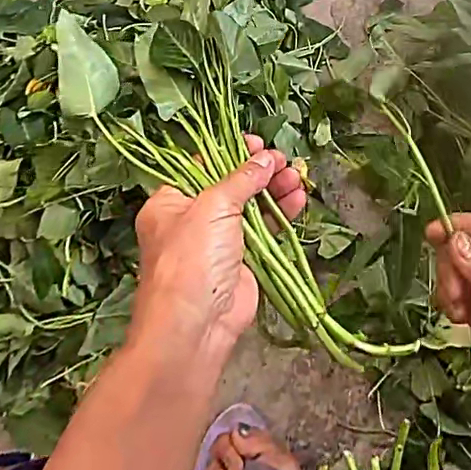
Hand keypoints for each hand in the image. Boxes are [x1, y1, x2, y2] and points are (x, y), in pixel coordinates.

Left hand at [130, 135, 306, 360]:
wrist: (194, 327)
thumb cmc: (191, 259)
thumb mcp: (213, 206)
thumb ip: (242, 179)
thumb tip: (265, 157)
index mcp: (172, 202)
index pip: (203, 165)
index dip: (232, 152)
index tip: (257, 142)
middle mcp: (194, 218)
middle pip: (232, 184)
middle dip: (260, 171)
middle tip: (283, 160)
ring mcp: (219, 240)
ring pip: (252, 205)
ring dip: (275, 190)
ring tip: (296, 178)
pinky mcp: (243, 260)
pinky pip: (266, 229)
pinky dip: (282, 214)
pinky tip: (298, 200)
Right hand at [426, 213, 470, 434]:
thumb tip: (455, 240)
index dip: (459, 226)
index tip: (433, 231)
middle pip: (464, 250)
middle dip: (451, 264)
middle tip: (454, 291)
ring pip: (456, 274)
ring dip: (448, 286)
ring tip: (457, 310)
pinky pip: (455, 301)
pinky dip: (448, 305)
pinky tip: (457, 320)